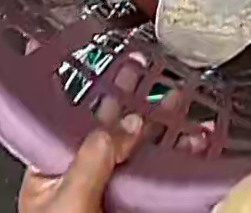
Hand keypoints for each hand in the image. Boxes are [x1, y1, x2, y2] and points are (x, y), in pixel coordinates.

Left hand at [16, 53, 204, 212]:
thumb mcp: (65, 207)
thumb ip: (91, 160)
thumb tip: (121, 125)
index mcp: (50, 170)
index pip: (70, 111)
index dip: (92, 82)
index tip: (112, 53)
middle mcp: (82, 175)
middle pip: (112, 124)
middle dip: (136, 94)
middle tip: (155, 65)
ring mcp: (113, 192)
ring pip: (141, 147)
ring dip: (165, 121)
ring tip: (186, 97)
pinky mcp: (140, 205)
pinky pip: (162, 174)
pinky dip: (182, 155)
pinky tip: (200, 139)